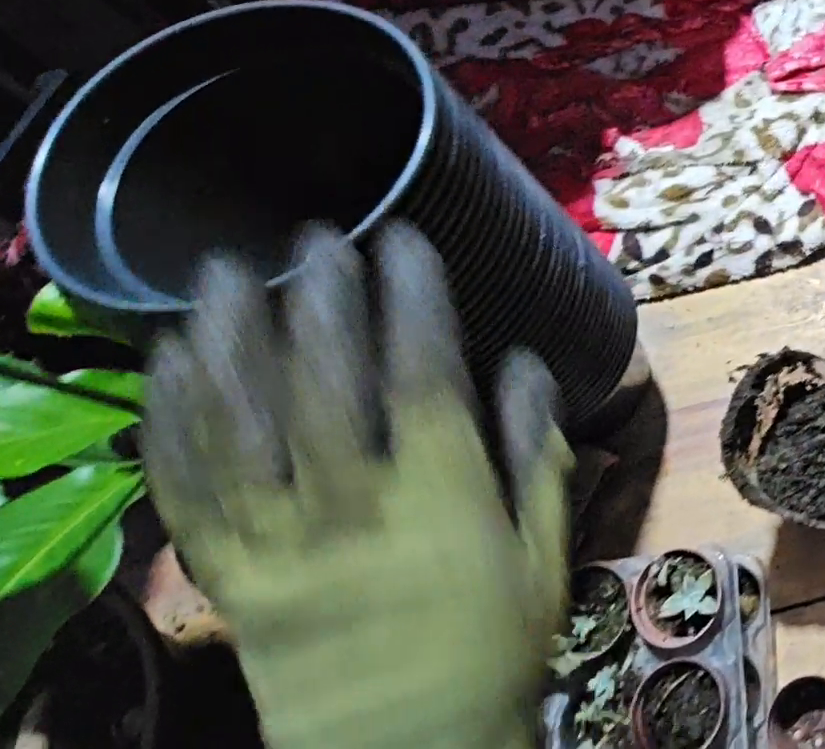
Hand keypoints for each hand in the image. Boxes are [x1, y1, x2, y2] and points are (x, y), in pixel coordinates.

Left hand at [145, 224, 570, 748]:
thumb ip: (533, 450)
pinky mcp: (227, 578)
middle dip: (319, 302)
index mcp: (443, 495)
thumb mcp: (544, 546)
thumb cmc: (496, 638)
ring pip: (241, 428)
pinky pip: (188, 491)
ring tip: (222, 275)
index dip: (411, 303)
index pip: (422, 376)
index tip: (402, 243)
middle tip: (312, 238)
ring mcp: (279, 542)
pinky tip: (168, 366)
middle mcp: (354, 506)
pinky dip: (173, 422)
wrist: (407, 748)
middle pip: (324, 387)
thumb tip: (525, 363)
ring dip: (228, 343)